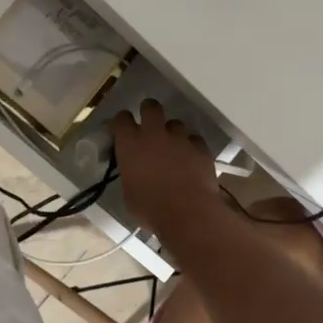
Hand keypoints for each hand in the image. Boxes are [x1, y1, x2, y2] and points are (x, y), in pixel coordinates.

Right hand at [110, 100, 224, 239]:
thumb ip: (130, 173)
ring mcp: (180, 139)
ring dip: (173, 132)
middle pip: (151, 107)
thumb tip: (133, 171)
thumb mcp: (128, 192)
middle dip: (149, 111)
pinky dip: (192, 146)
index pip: (121, 119)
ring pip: (176, 123)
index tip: (122, 130)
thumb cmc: (150, 209)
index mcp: (130, 144)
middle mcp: (154, 134)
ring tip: (174, 146)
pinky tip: (192, 158)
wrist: (188, 215)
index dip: (122, 122)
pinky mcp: (201, 149)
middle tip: (150, 124)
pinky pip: (195, 140)